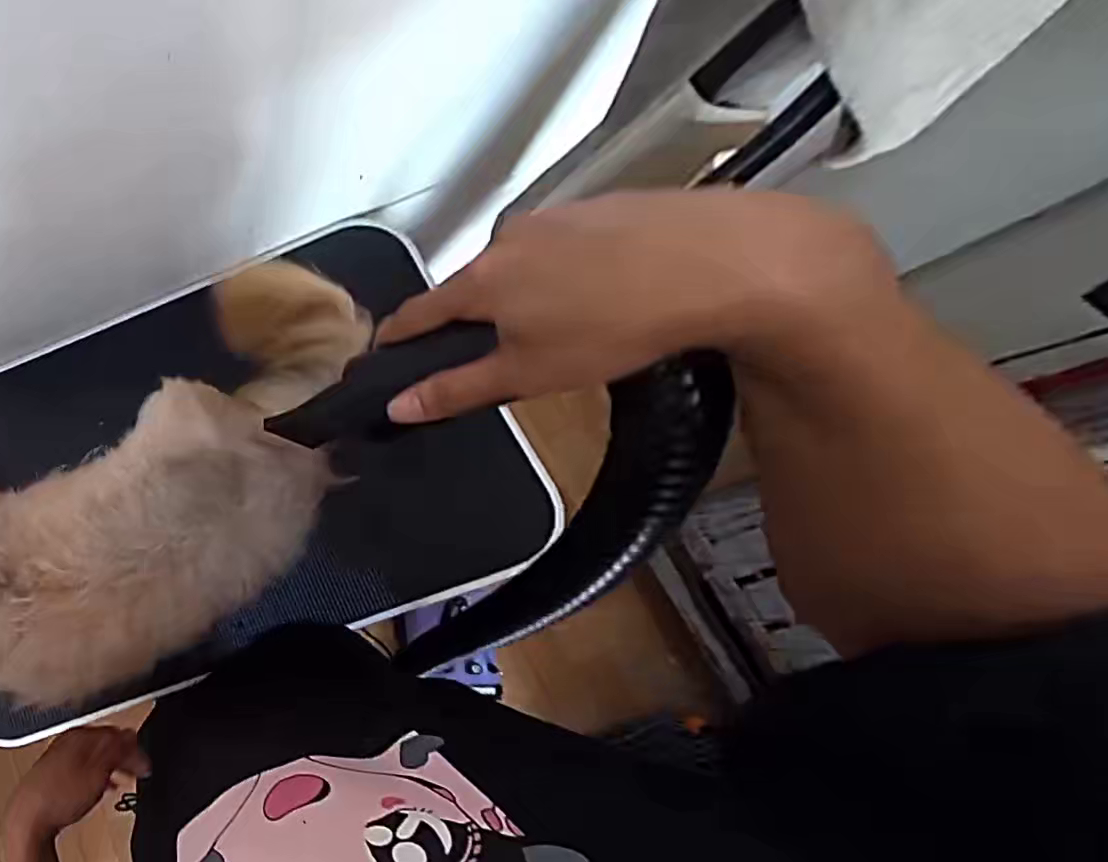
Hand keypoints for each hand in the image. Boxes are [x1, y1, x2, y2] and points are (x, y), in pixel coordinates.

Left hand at [4, 726, 149, 849]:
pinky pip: (83, 769)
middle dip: (124, 756)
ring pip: (95, 756)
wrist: (27, 823)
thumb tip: (131, 736)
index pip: (116, 733)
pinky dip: (97, 776)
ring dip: (112, 766)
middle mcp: (66, 743)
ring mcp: (58, 759)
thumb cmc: (58, 798)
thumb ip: (117, 750)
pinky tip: (102, 788)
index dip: (135, 748)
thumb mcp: (98, 771)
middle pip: (105, 743)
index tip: (145, 763)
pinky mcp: (53, 777)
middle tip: (139, 770)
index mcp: (78, 735)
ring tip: (123, 780)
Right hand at [377, 191, 900, 422]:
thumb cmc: (614, 326)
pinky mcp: (595, 208)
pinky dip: (551, 277)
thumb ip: (455, 389)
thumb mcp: (525, 373)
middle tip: (487, 357)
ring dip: (510, 299)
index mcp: (480, 280)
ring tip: (549, 331)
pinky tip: (586, 298)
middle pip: (464, 289)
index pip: (416, 313)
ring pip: (510, 268)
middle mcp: (506, 238)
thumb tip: (399, 406)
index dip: (396, 338)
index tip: (386, 354)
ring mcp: (553, 216)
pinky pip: (551, 250)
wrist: (722, 263)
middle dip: (464, 322)